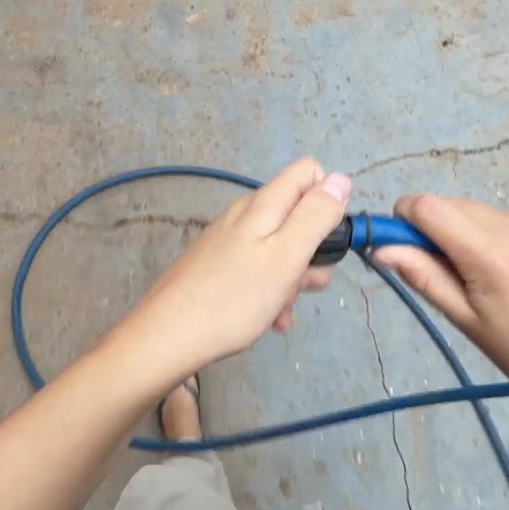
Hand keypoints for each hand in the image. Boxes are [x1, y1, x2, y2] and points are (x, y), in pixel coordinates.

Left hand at [116, 159, 350, 380]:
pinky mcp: (219, 263)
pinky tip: (268, 318)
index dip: (328, 200)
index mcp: (263, 204)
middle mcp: (245, 213)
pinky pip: (259, 267)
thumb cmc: (233, 298)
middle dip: (313, 249)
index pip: (308, 172)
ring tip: (283, 311)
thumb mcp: (286, 257)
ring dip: (293, 277)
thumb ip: (315, 216)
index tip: (328, 239)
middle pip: (298, 214)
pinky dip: (271, 289)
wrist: (168, 336)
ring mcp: (229, 238)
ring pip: (280, 246)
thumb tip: (340, 179)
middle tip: (306, 284)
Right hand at [374, 195, 508, 422]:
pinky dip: (490, 237)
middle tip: (440, 272)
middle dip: (432, 228)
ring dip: (461, 232)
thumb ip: (421, 275)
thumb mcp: (463, 319)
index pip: (427, 207)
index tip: (400, 246)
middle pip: (450, 204)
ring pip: (476, 211)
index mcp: (490, 253)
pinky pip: (504, 221)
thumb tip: (379, 247)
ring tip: (477, 278)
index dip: (403, 219)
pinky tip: (506, 274)